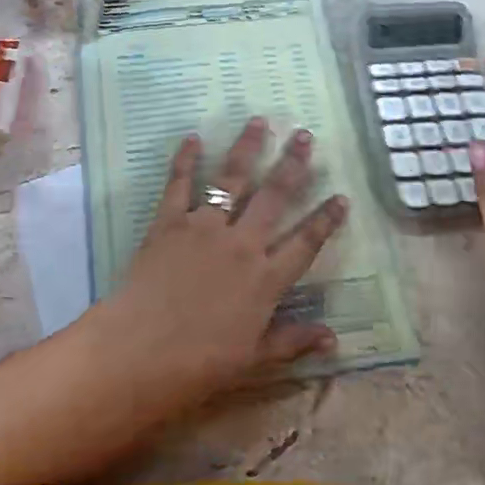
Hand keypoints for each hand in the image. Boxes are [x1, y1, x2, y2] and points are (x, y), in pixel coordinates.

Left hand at [94, 118, 347, 409]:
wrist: (143, 349)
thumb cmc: (201, 363)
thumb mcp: (254, 359)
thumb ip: (292, 341)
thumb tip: (334, 338)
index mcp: (265, 279)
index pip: (306, 242)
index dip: (326, 219)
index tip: (342, 196)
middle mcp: (241, 244)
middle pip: (274, 196)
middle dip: (292, 164)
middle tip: (305, 134)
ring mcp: (204, 227)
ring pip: (231, 179)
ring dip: (247, 147)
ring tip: (260, 121)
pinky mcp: (170, 221)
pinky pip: (180, 183)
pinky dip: (185, 159)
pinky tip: (192, 137)